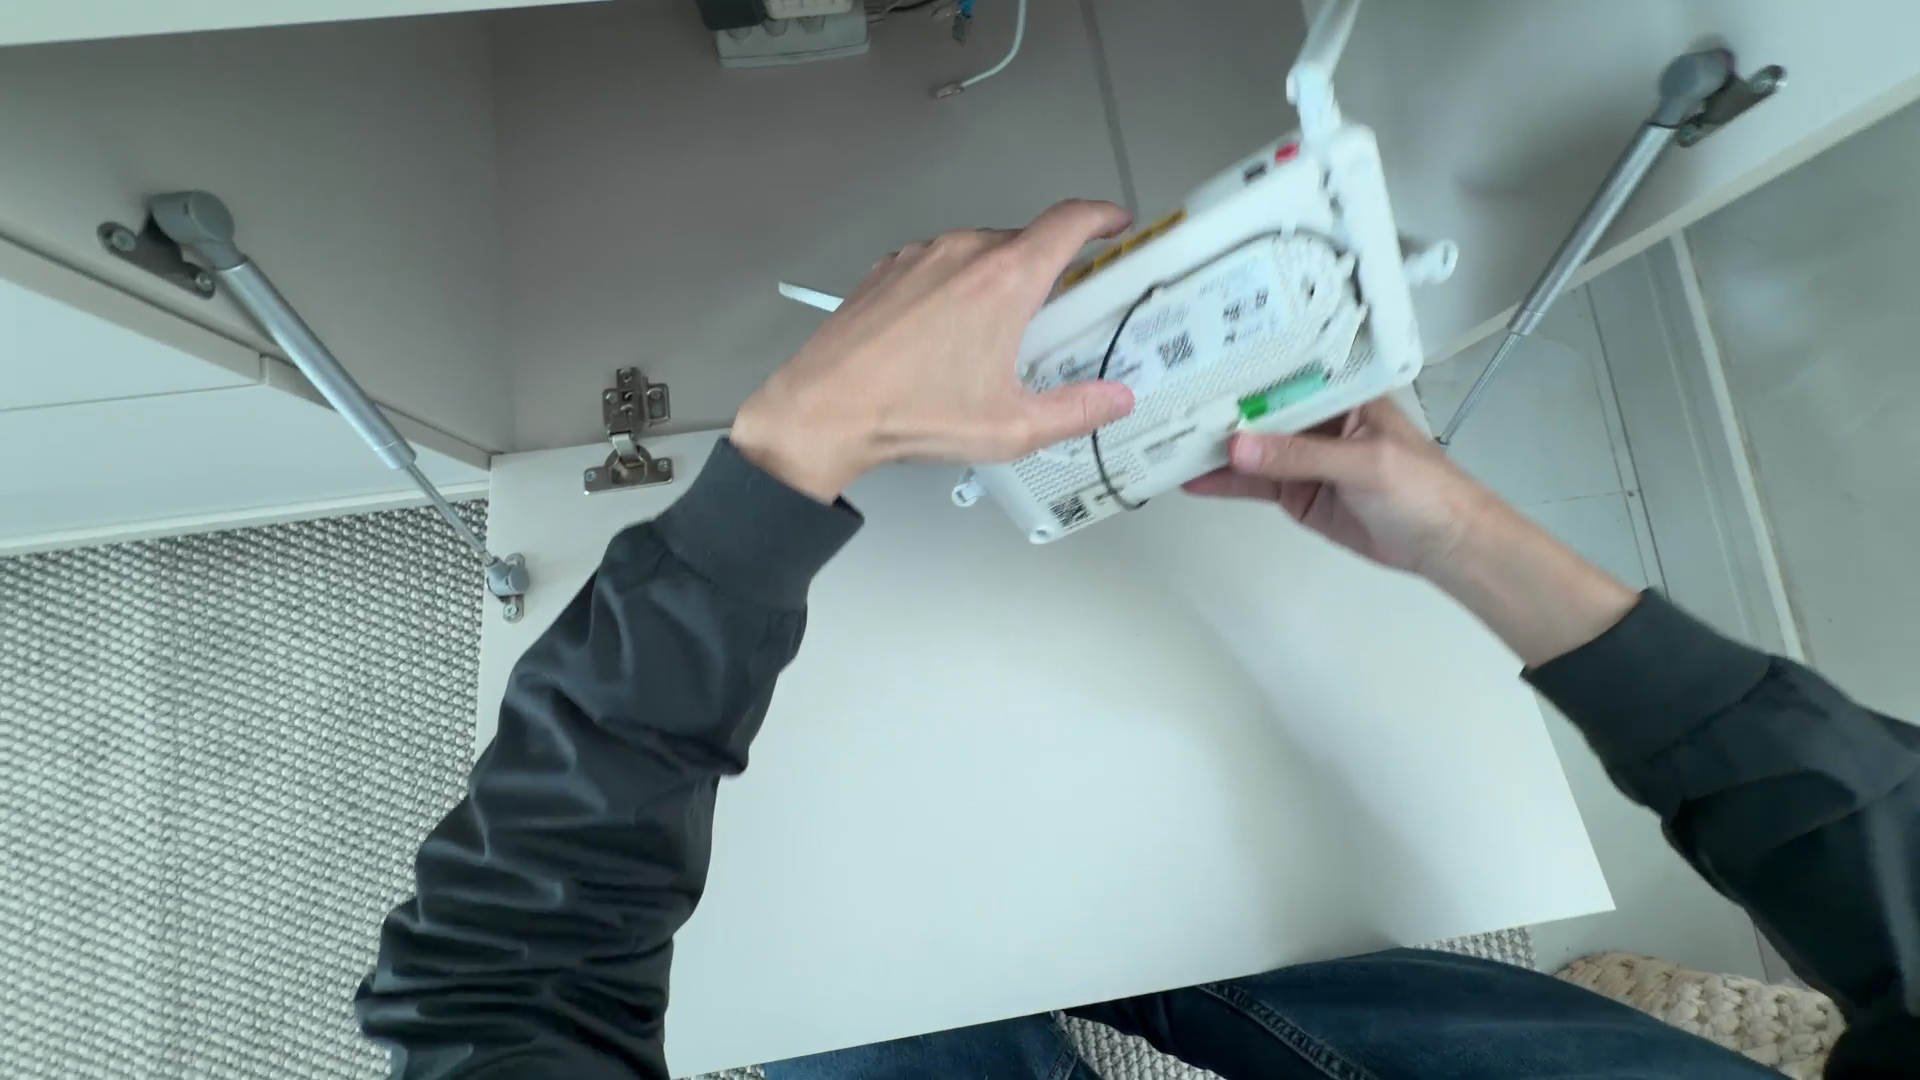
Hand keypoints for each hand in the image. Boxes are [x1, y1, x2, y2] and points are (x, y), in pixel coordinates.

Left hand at [731, 200, 1139, 501]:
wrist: (825, 410)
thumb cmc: (909, 414)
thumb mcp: (1009, 426)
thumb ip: (1075, 411)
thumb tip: (1113, 399)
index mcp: (1004, 281)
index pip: (1069, 222)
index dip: (1101, 218)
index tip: (1114, 225)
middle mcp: (962, 253)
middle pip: (1025, 242)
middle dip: (1049, 271)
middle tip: (1053, 316)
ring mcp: (920, 256)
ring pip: (979, 253)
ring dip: (998, 282)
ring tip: (991, 337)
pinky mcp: (888, 269)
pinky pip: (938, 265)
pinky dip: (955, 288)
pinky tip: (945, 335)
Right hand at [1183, 397, 1498, 577]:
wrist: (1442, 546)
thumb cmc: (1426, 490)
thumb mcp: (1364, 463)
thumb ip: (1300, 455)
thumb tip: (1243, 447)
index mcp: (1344, 396)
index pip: (1286, 378)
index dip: (1247, 377)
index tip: (1206, 379)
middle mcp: (1319, 422)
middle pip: (1260, 414)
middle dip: (1221, 415)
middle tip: (1176, 416)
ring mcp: (1303, 458)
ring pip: (1250, 451)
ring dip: (1216, 453)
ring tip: (1173, 450)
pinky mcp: (1294, 491)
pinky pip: (1252, 485)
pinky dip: (1224, 484)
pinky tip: (1196, 482)